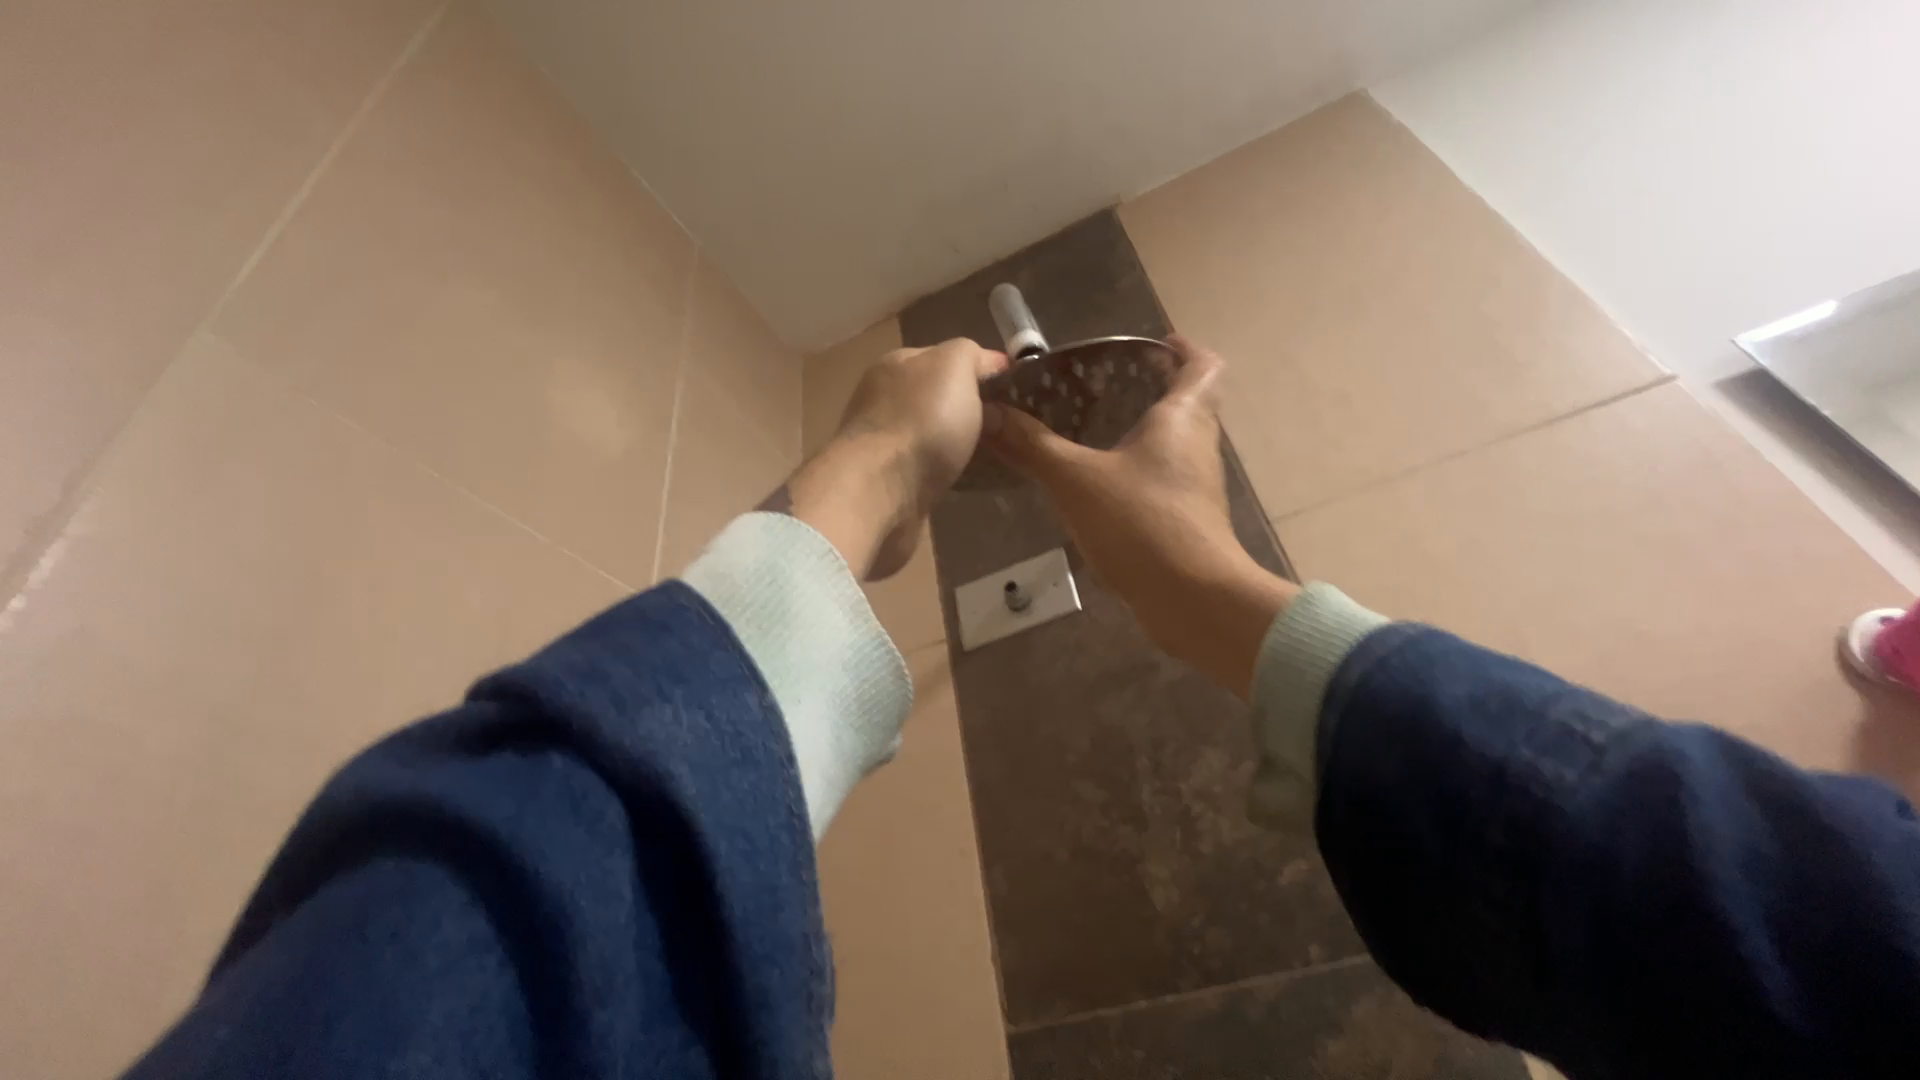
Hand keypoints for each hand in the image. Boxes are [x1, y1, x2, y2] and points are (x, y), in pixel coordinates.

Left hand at [783, 338, 1006, 579]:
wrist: (879, 492)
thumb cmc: (920, 422)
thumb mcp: (953, 365)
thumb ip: (971, 354)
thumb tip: (990, 362)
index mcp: (896, 366)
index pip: (945, 358)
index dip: (981, 370)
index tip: (1016, 391)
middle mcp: (885, 401)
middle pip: (938, 399)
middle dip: (972, 411)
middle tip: (1011, 429)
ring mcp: (884, 444)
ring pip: (933, 437)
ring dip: (960, 445)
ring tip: (998, 458)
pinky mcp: (889, 483)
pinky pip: (928, 471)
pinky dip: (948, 474)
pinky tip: (969, 482)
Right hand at [984, 336, 1296, 698]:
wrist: (1192, 599)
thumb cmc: (1142, 523)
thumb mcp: (1075, 479)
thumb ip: (1031, 446)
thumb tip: (987, 415)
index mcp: (1182, 418)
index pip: (1202, 365)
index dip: (1182, 349)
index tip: (1152, 346)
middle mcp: (1197, 446)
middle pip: (1187, 404)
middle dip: (1150, 391)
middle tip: (1101, 390)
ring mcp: (1196, 488)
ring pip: (1173, 447)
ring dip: (1140, 436)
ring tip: (1089, 436)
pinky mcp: (1187, 523)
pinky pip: (1161, 483)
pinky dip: (1135, 476)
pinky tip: (1097, 491)